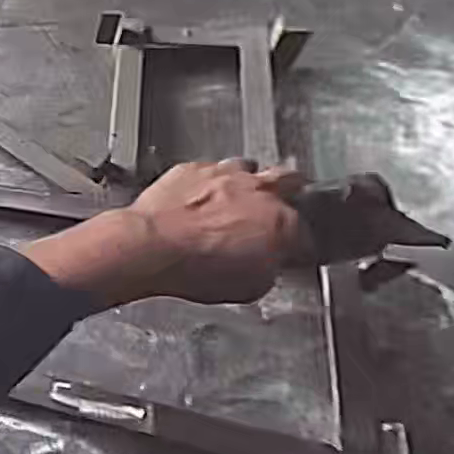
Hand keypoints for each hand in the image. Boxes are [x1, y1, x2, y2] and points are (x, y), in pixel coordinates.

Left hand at [21, 159, 307, 306]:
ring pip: (246, 167)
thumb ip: (269, 267)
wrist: (150, 247)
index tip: (287, 250)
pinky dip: (203, 182)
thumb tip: (267, 264)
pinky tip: (195, 196)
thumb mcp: (251, 286)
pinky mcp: (189, 169)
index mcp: (282, 223)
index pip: (303, 232)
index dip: (296, 243)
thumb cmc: (194, 268)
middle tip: (274, 207)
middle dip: (287, 192)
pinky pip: (204, 169)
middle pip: (288, 181)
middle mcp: (256, 191)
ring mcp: (222, 175)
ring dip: (243, 181)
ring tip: (232, 198)